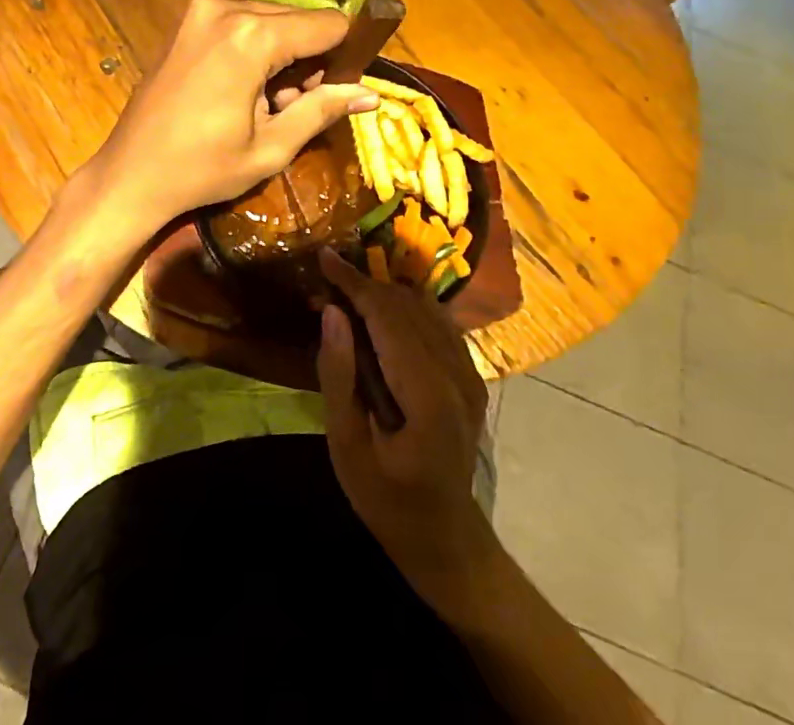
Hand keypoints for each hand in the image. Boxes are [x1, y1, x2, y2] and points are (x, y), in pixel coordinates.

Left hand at [83, 0, 377, 230]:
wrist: (130, 175)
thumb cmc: (201, 170)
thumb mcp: (270, 148)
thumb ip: (321, 111)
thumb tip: (371, 94)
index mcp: (250, 36)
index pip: (326, 25)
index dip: (347, 52)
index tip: (350, 84)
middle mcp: (224, 8)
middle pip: (295, 20)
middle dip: (311, 57)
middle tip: (305, 104)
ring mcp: (198, 12)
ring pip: (267, 21)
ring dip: (282, 55)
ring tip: (272, 105)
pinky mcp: (184, 25)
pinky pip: (238, 26)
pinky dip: (254, 50)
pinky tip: (246, 90)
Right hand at [315, 248, 493, 596]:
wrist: (443, 535)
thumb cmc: (385, 498)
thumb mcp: (346, 445)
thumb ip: (339, 375)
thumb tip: (332, 312)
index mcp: (428, 395)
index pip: (389, 318)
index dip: (355, 283)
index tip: (323, 258)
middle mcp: (458, 375)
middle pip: (409, 308)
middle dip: (365, 285)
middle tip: (324, 280)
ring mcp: (471, 376)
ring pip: (427, 311)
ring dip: (385, 294)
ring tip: (346, 292)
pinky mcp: (470, 379)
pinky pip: (438, 326)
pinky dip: (405, 310)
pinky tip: (379, 312)